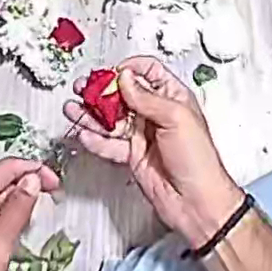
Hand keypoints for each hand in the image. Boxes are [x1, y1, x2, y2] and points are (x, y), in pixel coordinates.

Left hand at [0, 158, 58, 270]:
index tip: (53, 181)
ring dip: (15, 205)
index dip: (34, 170)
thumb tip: (32, 181)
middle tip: (48, 195)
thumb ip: (19, 207)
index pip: (6, 167)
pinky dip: (3, 222)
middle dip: (25, 186)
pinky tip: (13, 236)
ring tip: (33, 215)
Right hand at [65, 56, 245, 246]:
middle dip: (101, 91)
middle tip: (83, 88)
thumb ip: (147, 97)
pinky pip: (110, 144)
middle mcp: (156, 113)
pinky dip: (96, 139)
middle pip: (124, 94)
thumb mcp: (175, 117)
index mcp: (172, 96)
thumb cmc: (198, 158)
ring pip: (112, 119)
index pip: (148, 72)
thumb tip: (126, 77)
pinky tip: (83, 134)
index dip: (129, 69)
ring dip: (91, 114)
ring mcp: (143, 134)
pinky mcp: (133, 155)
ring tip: (73, 109)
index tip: (111, 72)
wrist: (195, 201)